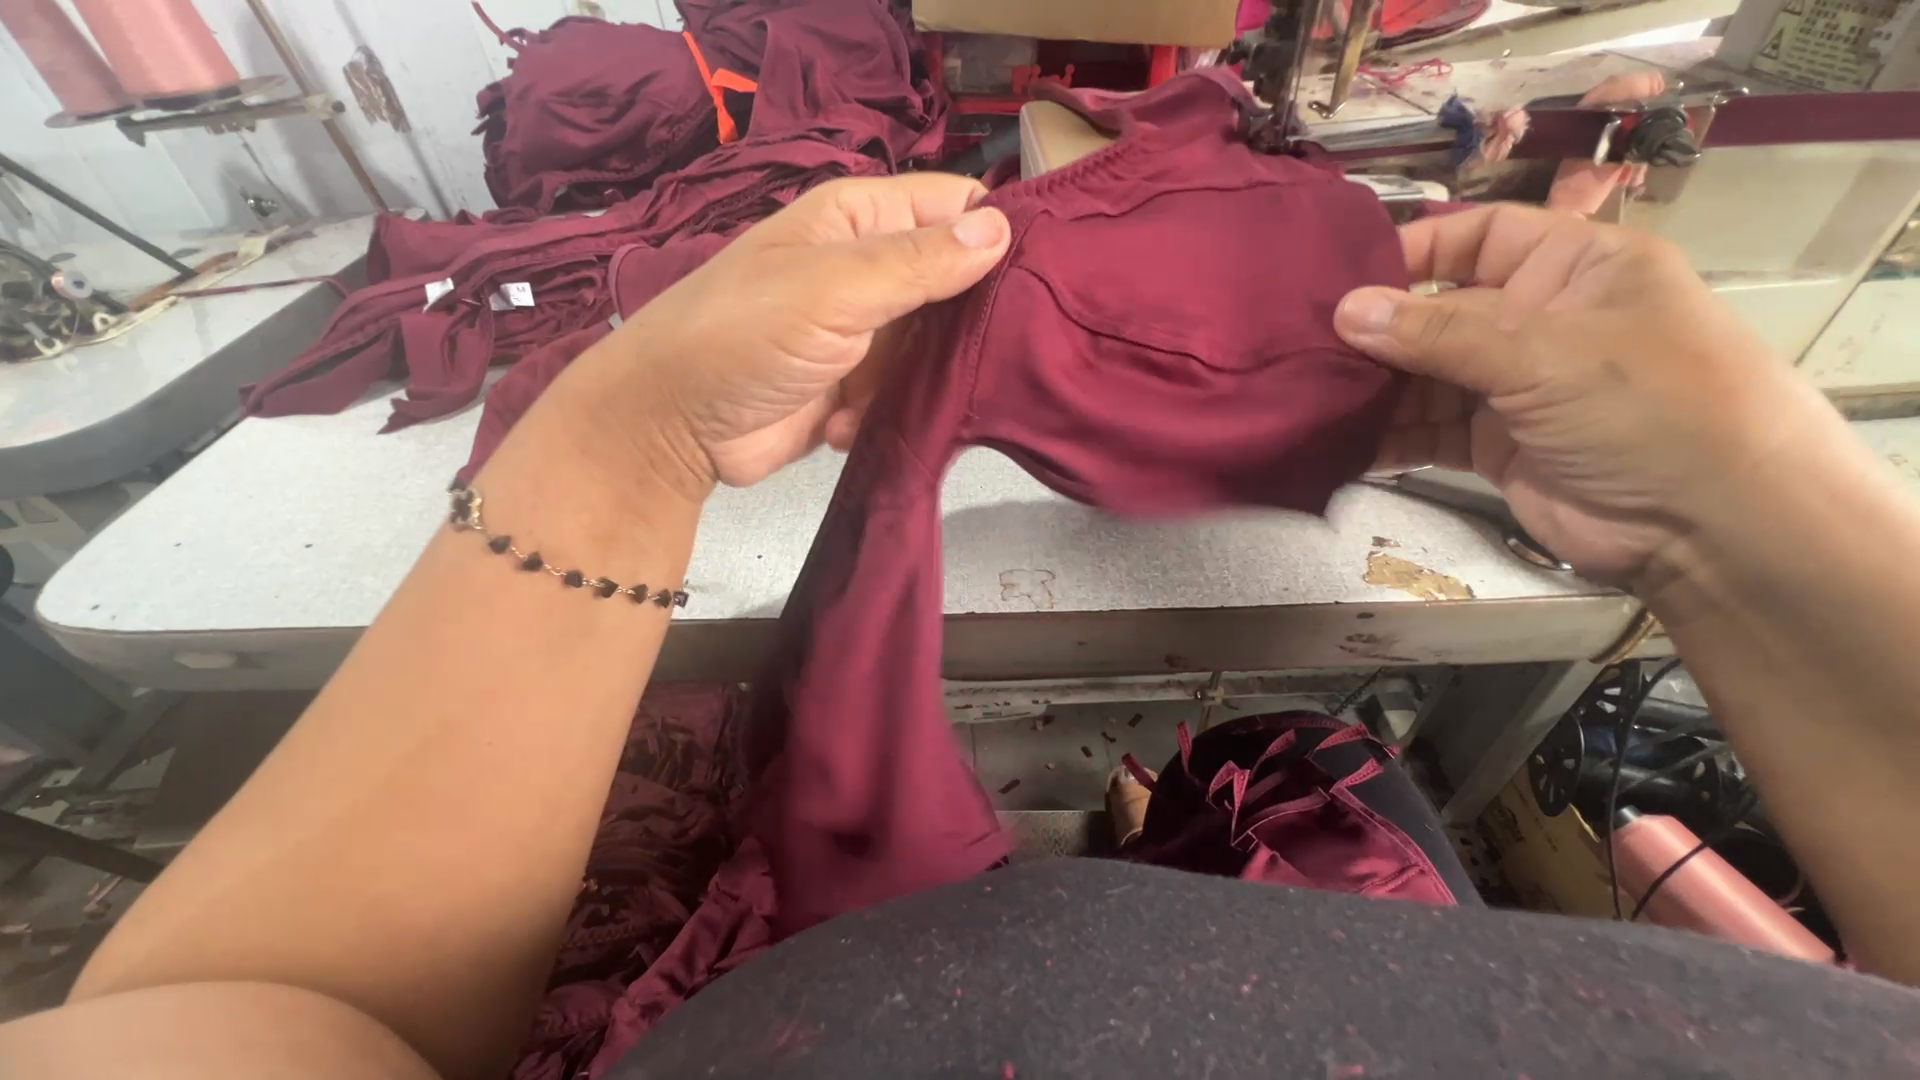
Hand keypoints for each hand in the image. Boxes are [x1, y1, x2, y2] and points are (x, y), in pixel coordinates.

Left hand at [605, 174, 1009, 490]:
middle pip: (953, 282)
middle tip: (992, 355)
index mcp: (859, 220)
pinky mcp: (854, 389)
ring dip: (922, 378)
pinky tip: (847, 425)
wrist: (672, 426)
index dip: (997, 231)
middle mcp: (867, 269)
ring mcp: (862, 333)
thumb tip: (1002, 229)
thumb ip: (917, 262)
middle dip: (970, 319)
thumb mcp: (833, 289)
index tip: (1038, 278)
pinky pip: (902, 394)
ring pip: (933, 348)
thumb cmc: (743, 336)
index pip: (953, 206)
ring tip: (895, 396)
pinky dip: (884, 412)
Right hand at [1336, 203, 1838, 588]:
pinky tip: (1342, 445)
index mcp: (1572, 270)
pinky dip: (1387, 439)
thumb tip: (1345, 312)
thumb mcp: (1543, 355)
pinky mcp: (1490, 443)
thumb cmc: (1647, 407)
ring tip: (1313, 397)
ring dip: (1374, 389)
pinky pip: (1425, 431)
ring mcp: (1511, 386)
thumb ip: (1438, 334)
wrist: (1706, 527)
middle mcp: (1536, 321)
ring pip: (1423, 376)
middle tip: (1305, 346)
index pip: (1481, 237)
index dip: (1416, 250)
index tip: (1344, 278)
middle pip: (1437, 312)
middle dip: (1376, 331)